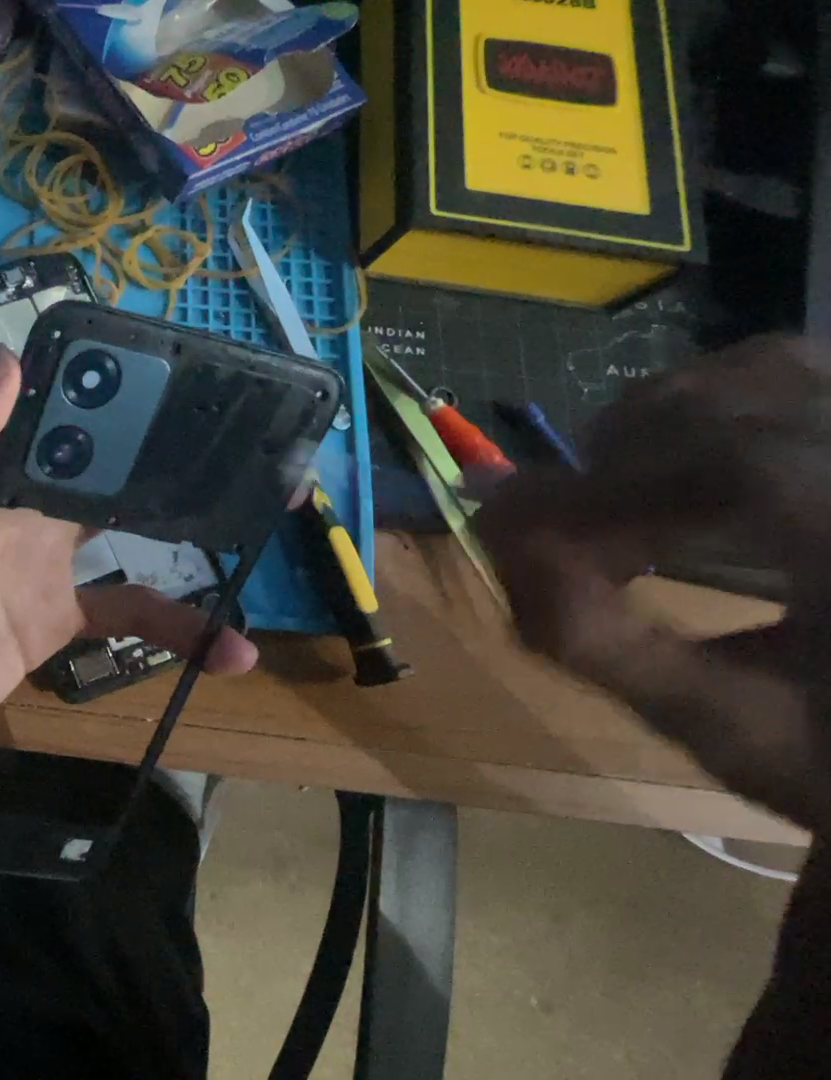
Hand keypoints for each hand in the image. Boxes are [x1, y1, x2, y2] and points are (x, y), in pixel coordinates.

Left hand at [0, 346, 257, 791]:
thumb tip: (4, 362)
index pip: (37, 411)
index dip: (99, 385)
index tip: (183, 370)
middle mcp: (4, 508)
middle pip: (92, 461)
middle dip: (163, 445)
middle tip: (254, 437)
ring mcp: (34, 565)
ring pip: (122, 527)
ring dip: (187, 525)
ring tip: (269, 516)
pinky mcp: (51, 622)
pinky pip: (125, 612)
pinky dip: (177, 626)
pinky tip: (234, 648)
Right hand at [479, 335, 830, 831]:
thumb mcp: (723, 727)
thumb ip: (592, 637)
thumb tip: (494, 538)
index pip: (731, 464)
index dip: (597, 488)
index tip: (508, 533)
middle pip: (735, 398)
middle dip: (618, 457)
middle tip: (569, 528)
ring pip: (769, 368)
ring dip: (666, 422)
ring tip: (625, 493)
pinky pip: (799, 381)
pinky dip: (719, 412)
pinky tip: (689, 479)